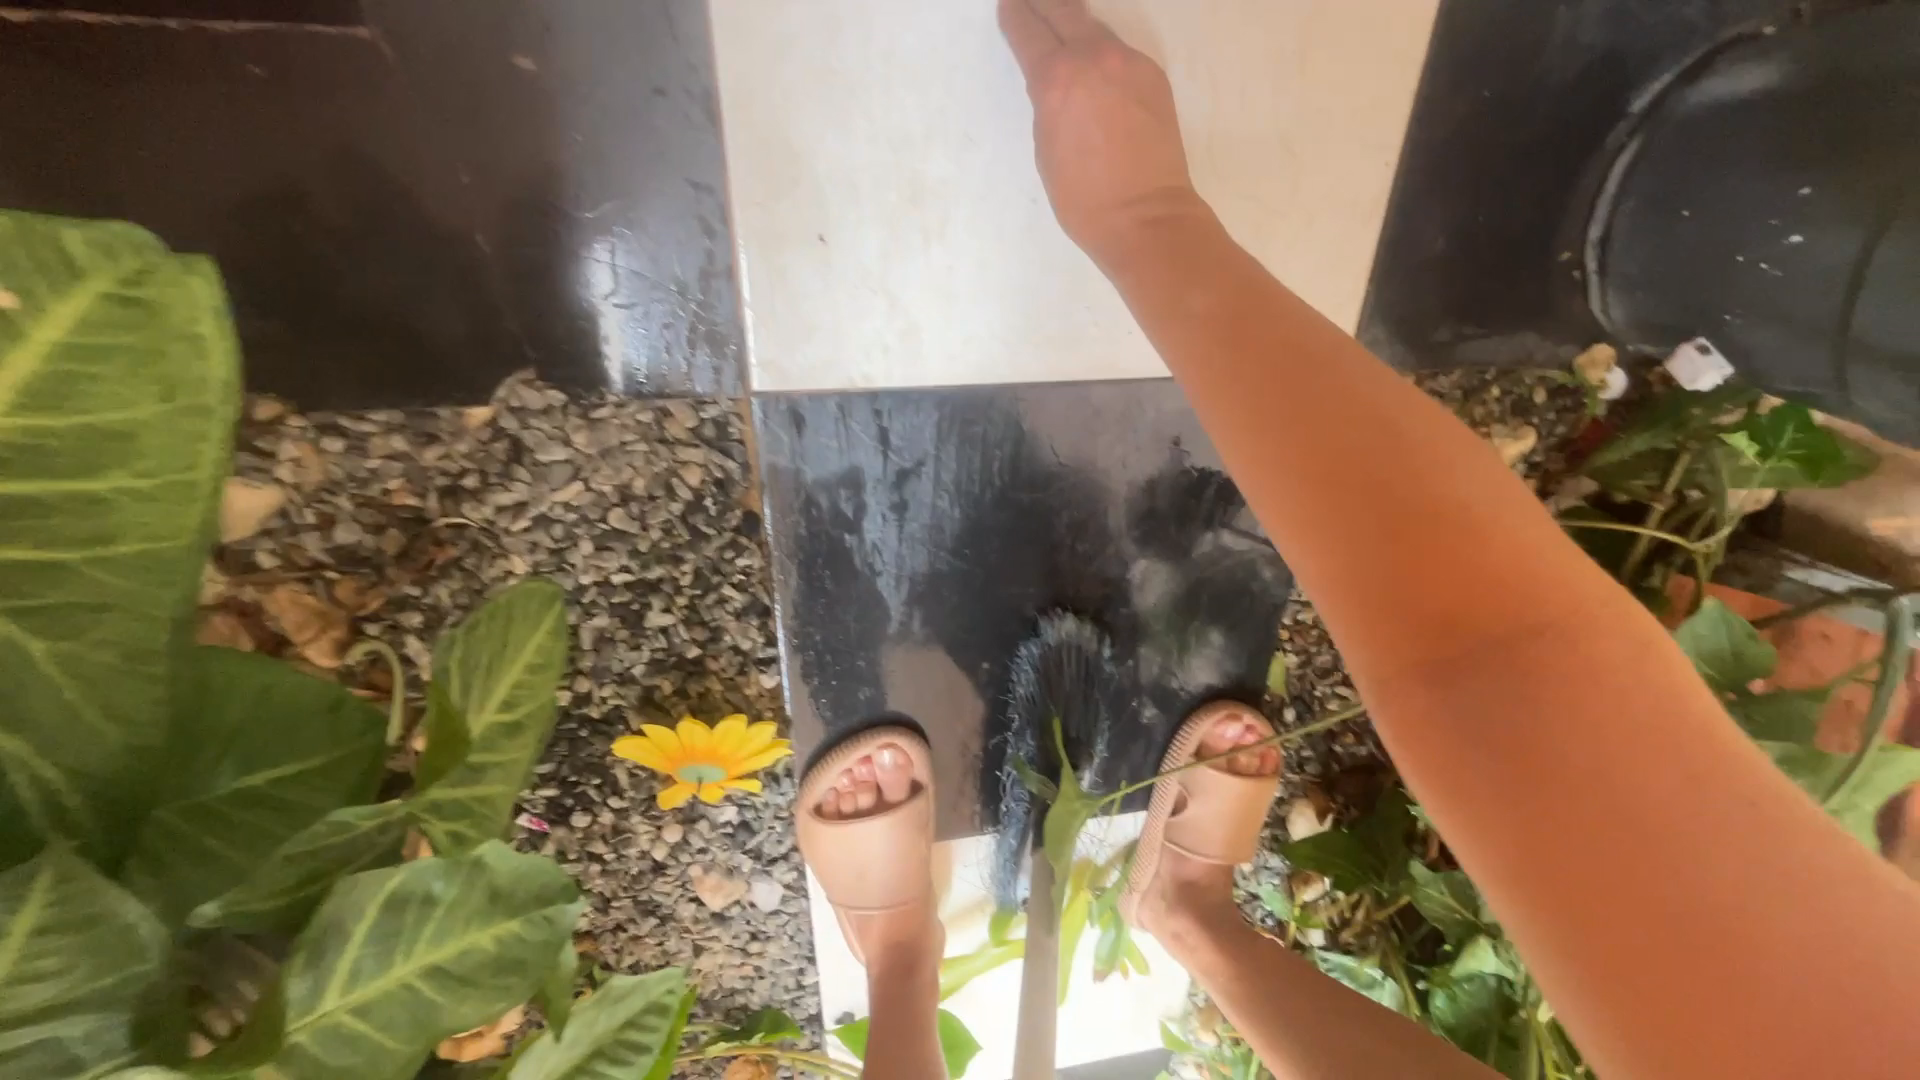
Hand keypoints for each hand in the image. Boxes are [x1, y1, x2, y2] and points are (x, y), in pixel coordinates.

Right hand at [999, 0, 1207, 264]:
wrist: (1146, 217)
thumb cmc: (1084, 201)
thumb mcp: (1046, 151)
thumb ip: (1047, 107)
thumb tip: (1055, 87)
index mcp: (1057, 80)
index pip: (1028, 31)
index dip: (1015, 16)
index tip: (1008, 6)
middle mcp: (1094, 58)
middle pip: (1063, 10)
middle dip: (1042, 3)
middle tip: (1029, 1)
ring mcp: (1129, 63)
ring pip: (1095, 29)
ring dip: (1075, 24)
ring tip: (1062, 23)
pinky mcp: (1153, 77)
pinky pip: (1120, 54)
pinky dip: (1103, 54)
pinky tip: (1097, 67)